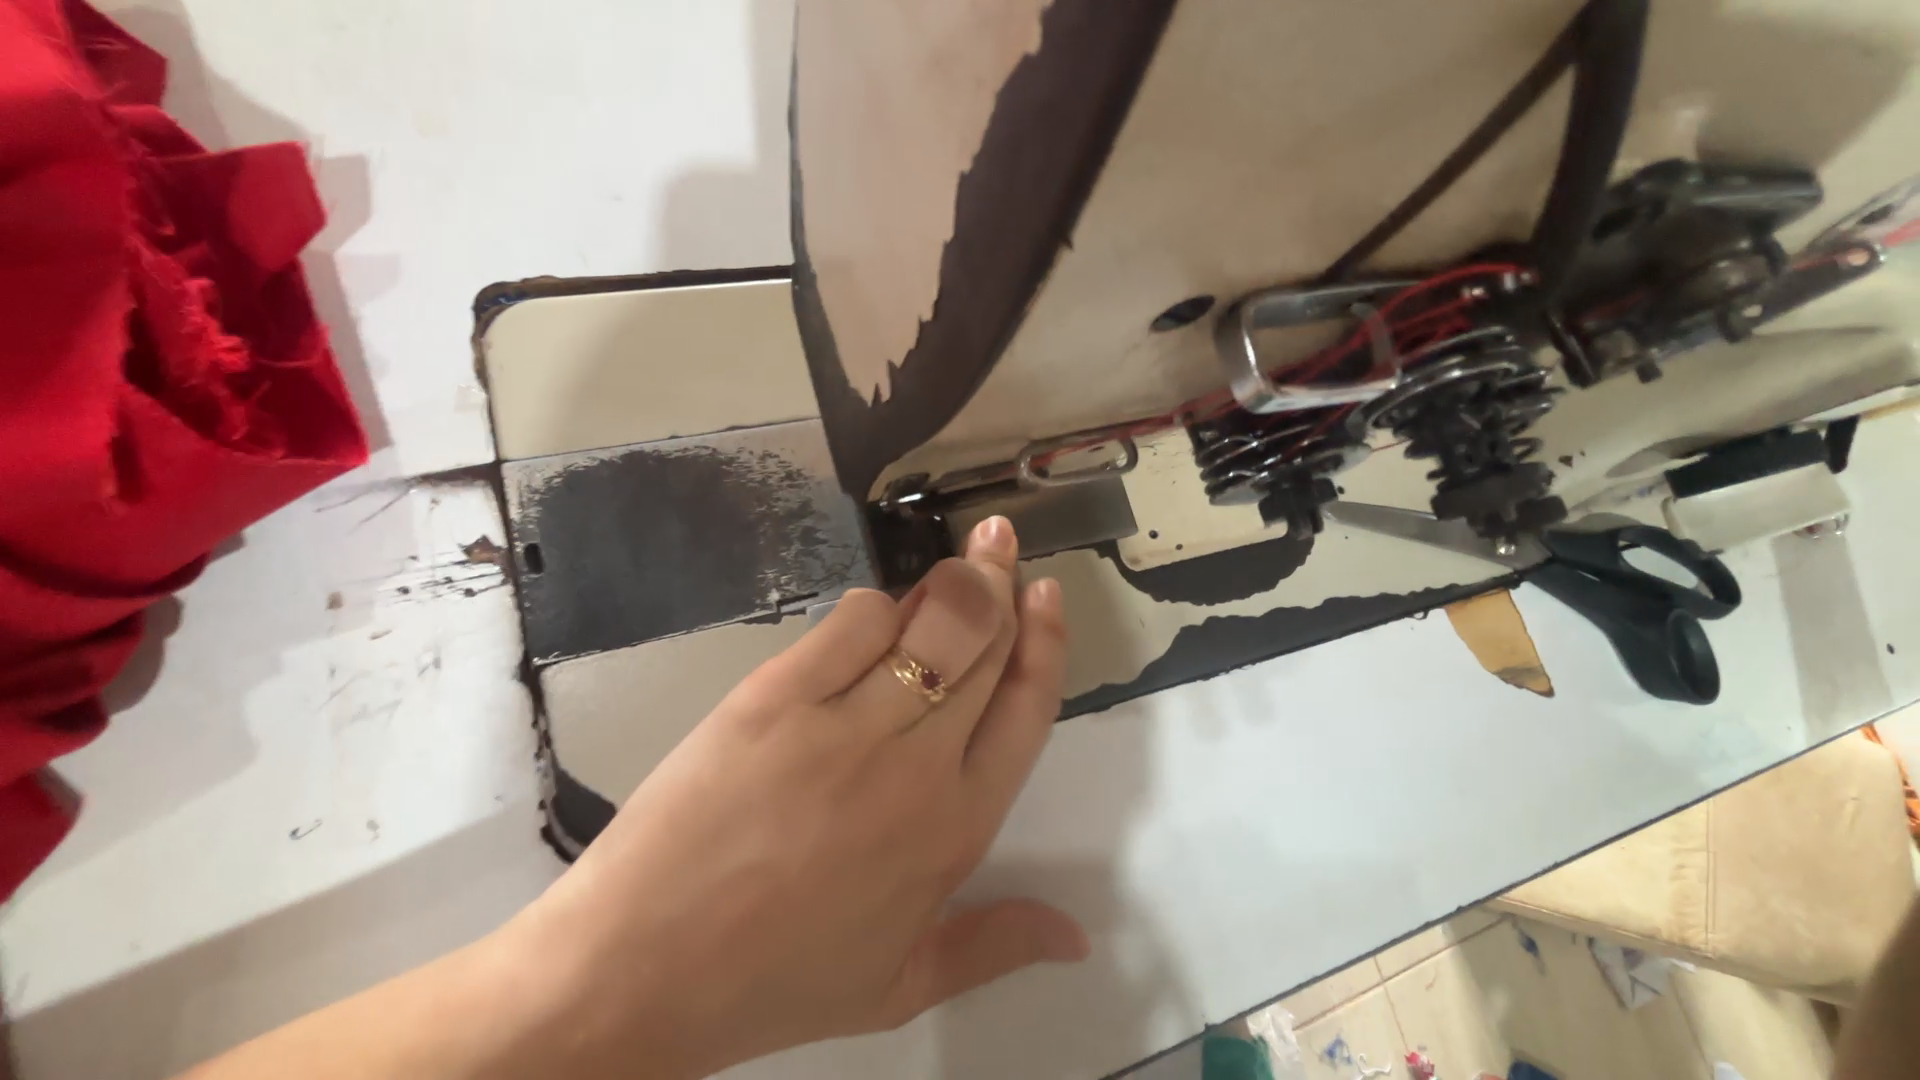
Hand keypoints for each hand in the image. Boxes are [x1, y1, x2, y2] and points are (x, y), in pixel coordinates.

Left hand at [504, 516, 1083, 1077]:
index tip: (1046, 593)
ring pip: (927, 624)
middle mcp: (917, 766)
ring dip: (949, 584)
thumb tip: (1079, 935)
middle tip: (1000, 542)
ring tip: (957, 559)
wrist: (644, 968)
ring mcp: (846, 724)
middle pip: (982, 648)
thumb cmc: (778, 980)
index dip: (1044, 641)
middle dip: (1000, 585)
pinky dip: (875, 607)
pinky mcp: (778, 695)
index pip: (1025, 708)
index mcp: (956, 829)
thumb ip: (997, 945)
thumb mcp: (903, 984)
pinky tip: (874, 615)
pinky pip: (852, 622)